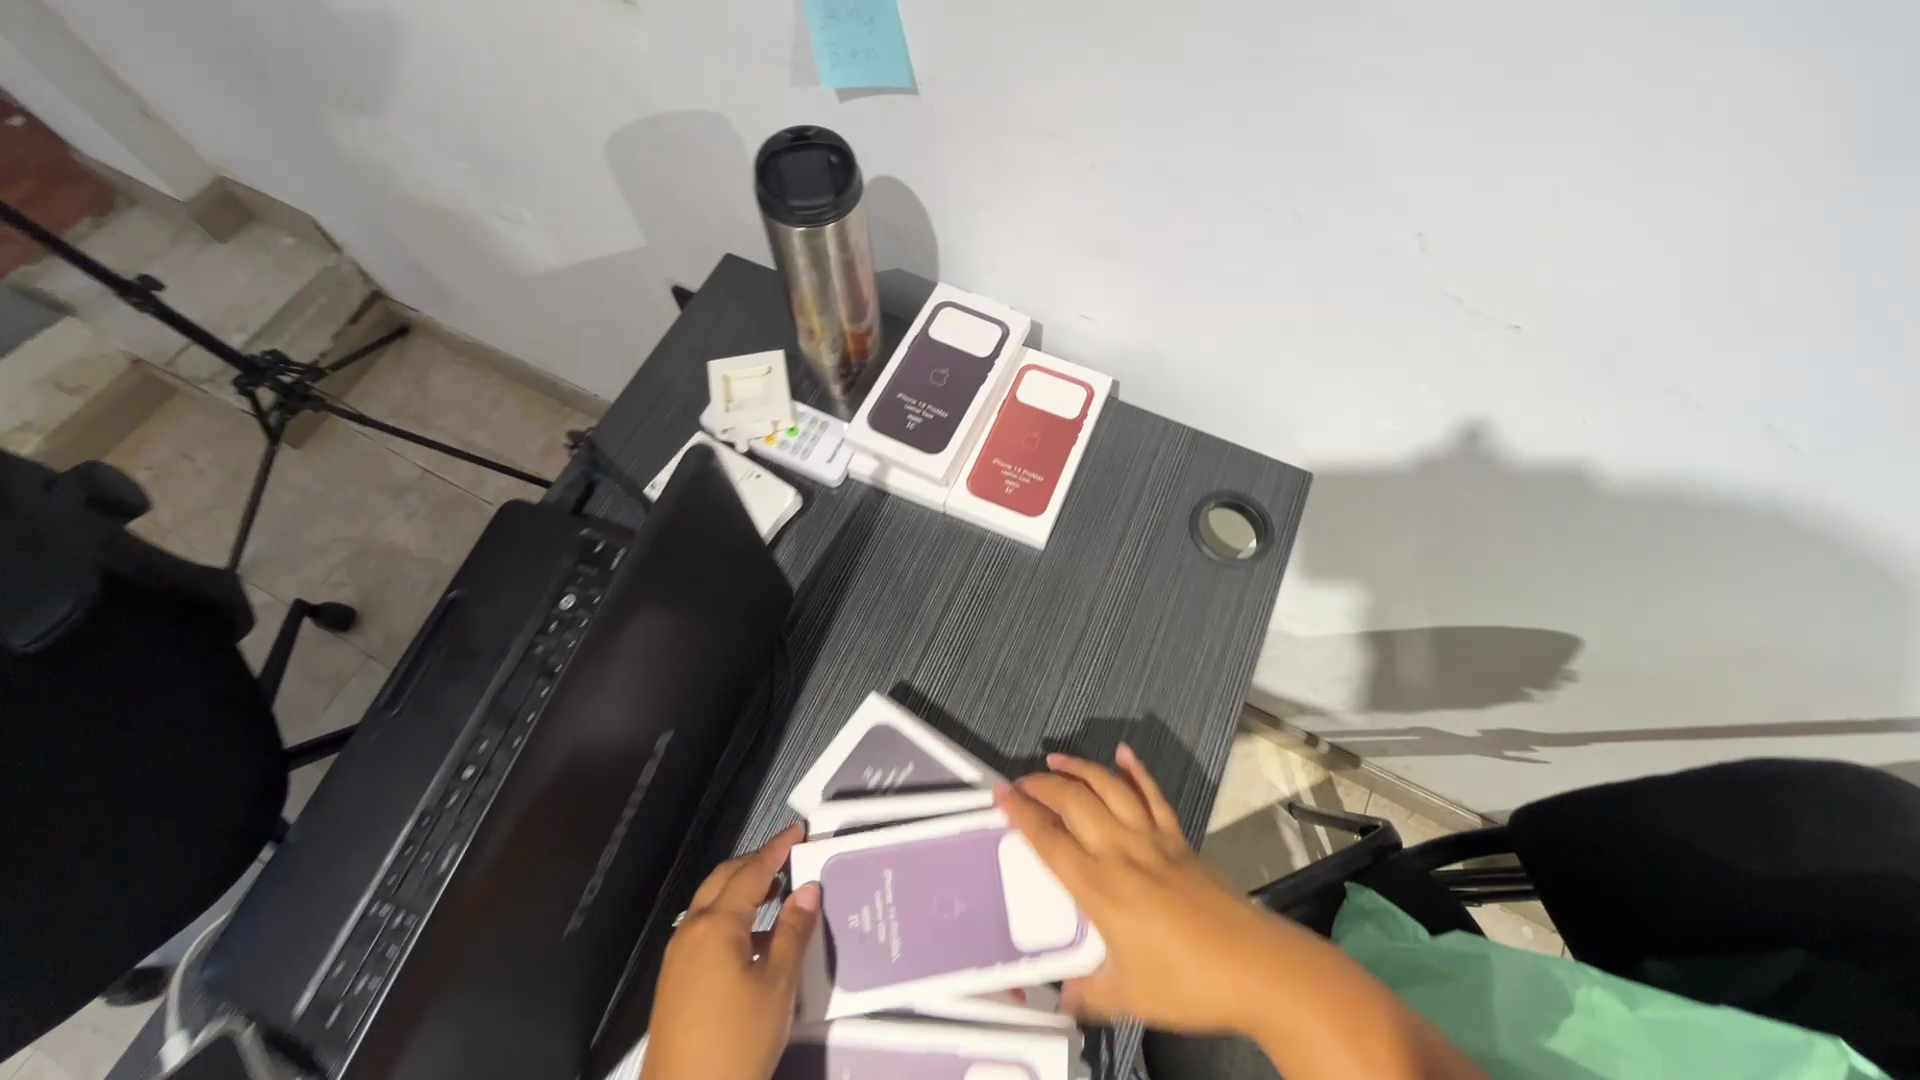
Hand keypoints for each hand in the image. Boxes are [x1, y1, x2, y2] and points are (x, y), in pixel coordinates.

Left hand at [641, 824, 819, 1079]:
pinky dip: (732, 918)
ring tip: (778, 892)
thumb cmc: (737, 1038)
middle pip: (724, 880)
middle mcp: (691, 930)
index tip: (798, 831)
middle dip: (755, 863)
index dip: (776, 849)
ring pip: (712, 905)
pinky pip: (706, 930)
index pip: (751, 872)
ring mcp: (678, 956)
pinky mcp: (676, 980)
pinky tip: (755, 939)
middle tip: (789, 856)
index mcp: (716, 924)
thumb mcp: (778, 984)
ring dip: (743, 891)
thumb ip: (793, 931)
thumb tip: (808, 889)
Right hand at [995, 746, 1289, 1034]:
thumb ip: (1087, 993)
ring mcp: (1154, 841)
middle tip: (1021, 781)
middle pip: (1074, 803)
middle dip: (1043, 786)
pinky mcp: (1181, 841)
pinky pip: (1154, 796)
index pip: (1049, 840)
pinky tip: (1125, 753)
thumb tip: (1062, 997)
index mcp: (1100, 887)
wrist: (1257, 968)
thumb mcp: (1126, 998)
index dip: (1020, 814)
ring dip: (1081, 769)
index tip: (999, 794)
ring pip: (1110, 789)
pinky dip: (1138, 772)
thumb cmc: (1188, 983)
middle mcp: (1122, 852)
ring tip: (1057, 759)